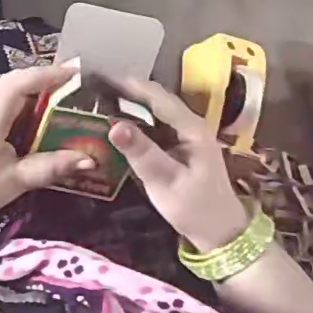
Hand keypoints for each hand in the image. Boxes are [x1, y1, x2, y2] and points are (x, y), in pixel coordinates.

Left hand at [0, 65, 95, 223]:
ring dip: (36, 92)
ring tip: (66, 100)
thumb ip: (51, 166)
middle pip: (16, 81)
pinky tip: (42, 120)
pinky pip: (5, 106)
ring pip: (10, 92)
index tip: (77, 73)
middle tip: (75, 86)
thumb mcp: (15, 180)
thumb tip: (89, 160)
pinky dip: (26, 106)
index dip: (50, 74)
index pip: (21, 81)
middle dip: (45, 79)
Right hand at [108, 77, 248, 250]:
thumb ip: (141, 152)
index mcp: (191, 128)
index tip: (99, 76)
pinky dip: (133, 121)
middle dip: (125, 91)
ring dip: (127, 104)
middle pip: (154, 99)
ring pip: (152, 112)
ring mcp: (184, 136)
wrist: (221, 235)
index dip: (128, 84)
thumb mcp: (165, 181)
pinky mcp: (177, 147)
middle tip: (92, 88)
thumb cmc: (196, 208)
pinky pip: (152, 126)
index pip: (156, 96)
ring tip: (97, 100)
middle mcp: (189, 125)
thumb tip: (114, 125)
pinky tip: (114, 124)